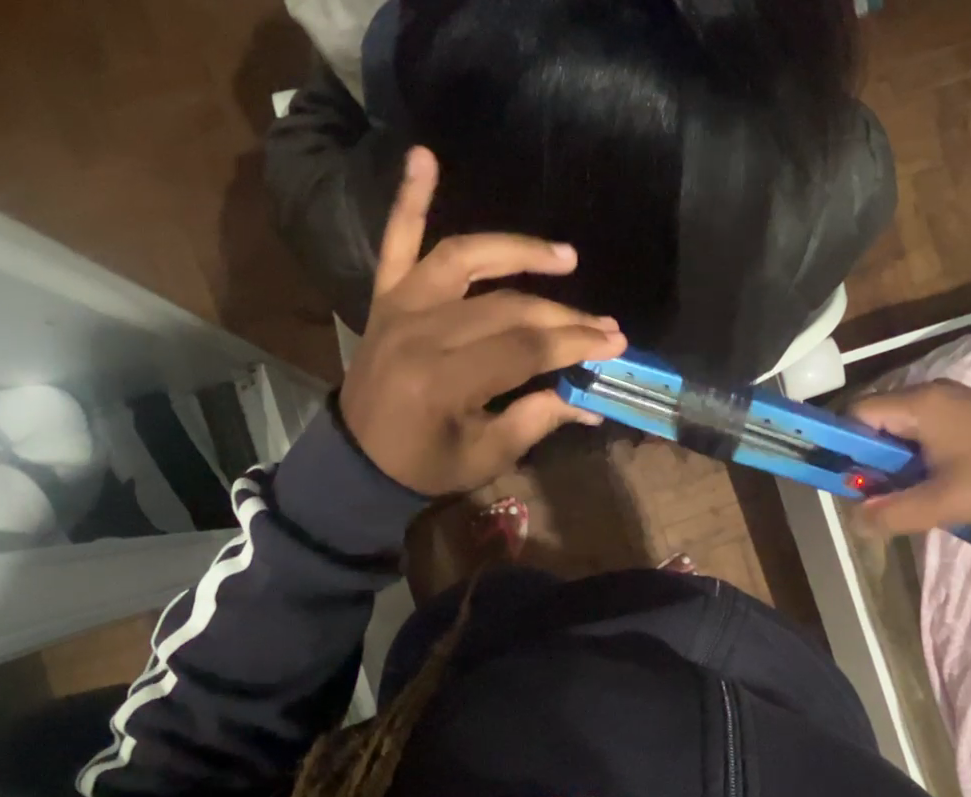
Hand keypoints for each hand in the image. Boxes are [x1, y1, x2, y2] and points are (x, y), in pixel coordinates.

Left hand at [339, 147, 623, 494]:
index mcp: (443, 380)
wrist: (355, 460)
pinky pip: (397, 239)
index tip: (615, 344)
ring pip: (465, 259)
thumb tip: (591, 399)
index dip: (574, 343)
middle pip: (506, 307)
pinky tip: (425, 156)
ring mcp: (400, 306)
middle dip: (563, 315)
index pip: (524, 348)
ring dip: (518, 251)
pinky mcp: (385, 296)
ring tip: (565, 257)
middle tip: (604, 325)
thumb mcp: (484, 457)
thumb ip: (536, 421)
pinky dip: (410, 198)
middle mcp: (420, 332)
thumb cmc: (422, 466)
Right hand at [848, 380, 970, 534]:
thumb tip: (854, 519)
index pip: (857, 414)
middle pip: (876, 420)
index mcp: (922, 404)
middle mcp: (934, 395)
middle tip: (878, 494)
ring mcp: (955, 404)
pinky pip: (924, 433)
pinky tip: (930, 486)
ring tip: (905, 495)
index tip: (849, 481)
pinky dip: (916, 459)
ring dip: (893, 462)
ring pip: (900, 430)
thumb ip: (891, 512)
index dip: (844, 446)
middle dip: (869, 459)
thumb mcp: (942, 504)